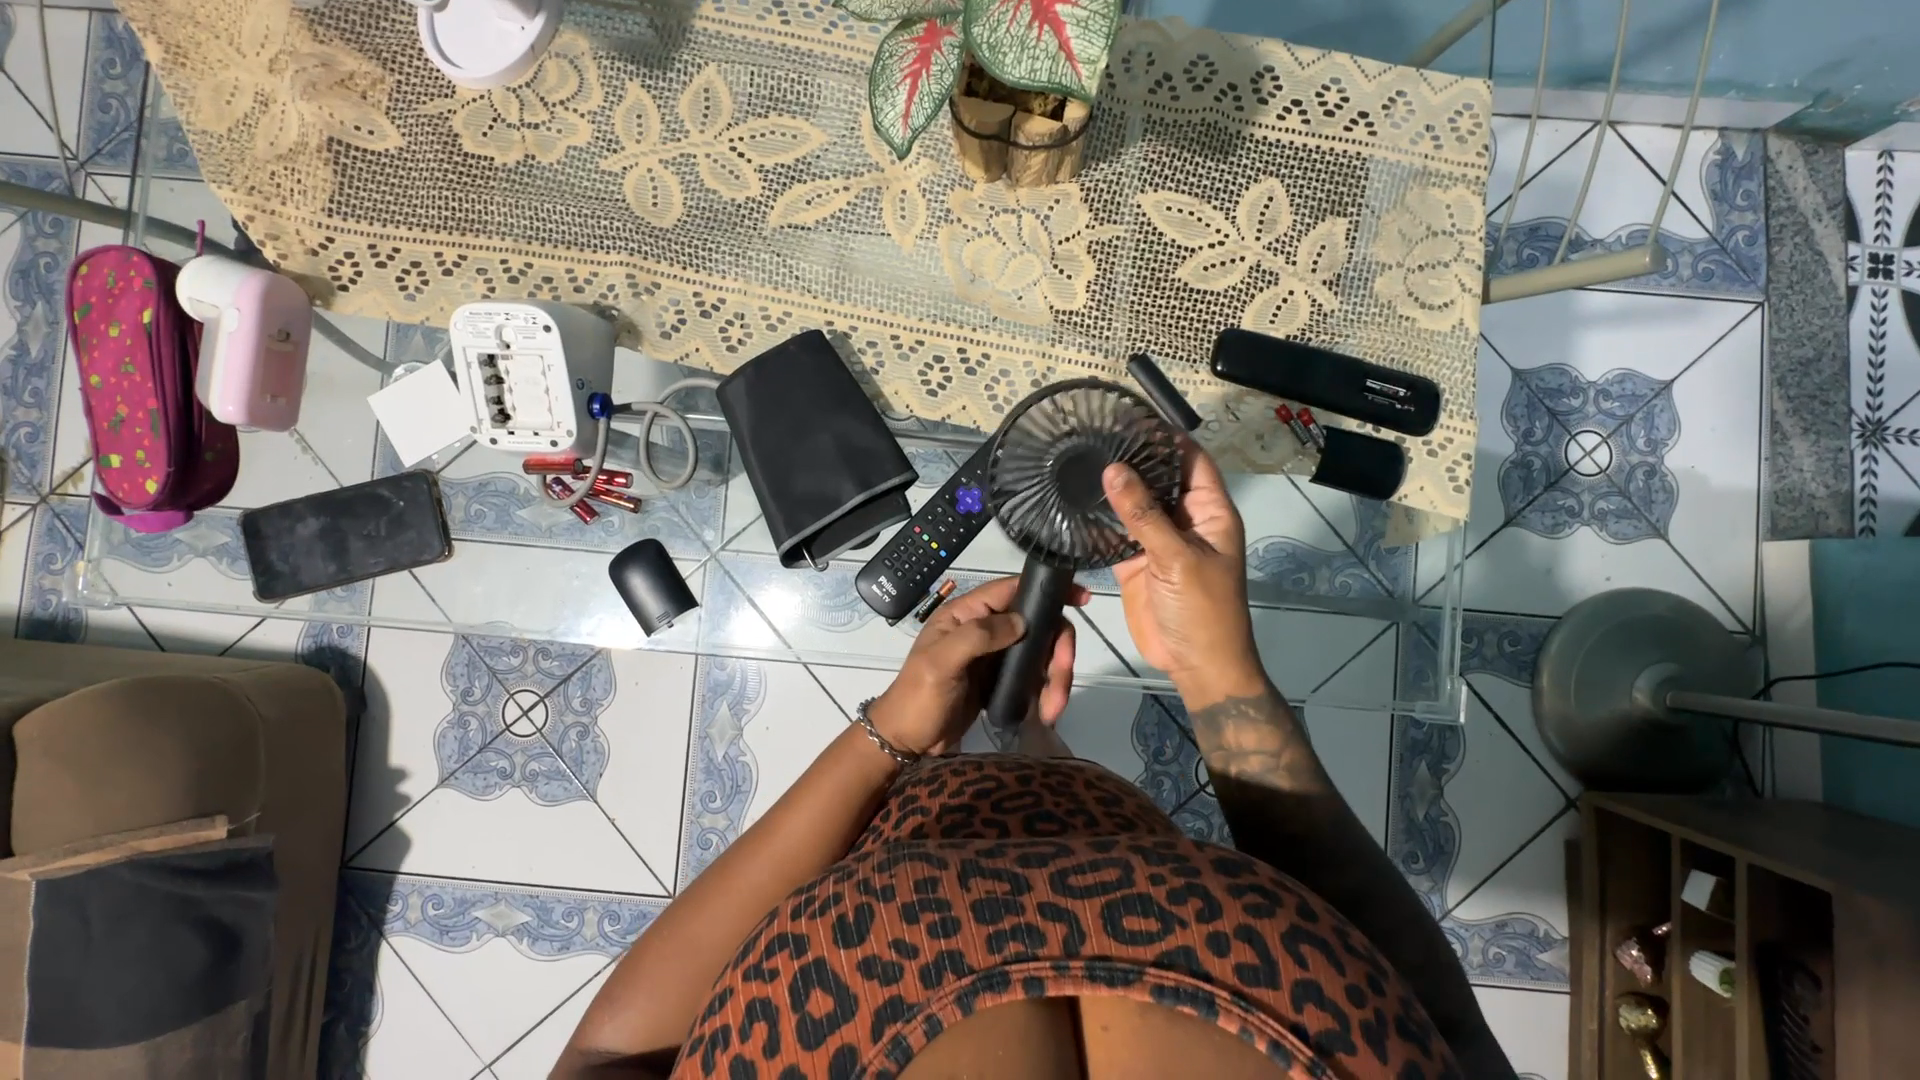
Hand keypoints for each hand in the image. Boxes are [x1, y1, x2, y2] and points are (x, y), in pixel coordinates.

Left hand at [868, 576, 1086, 755]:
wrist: (906, 741)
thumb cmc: (918, 697)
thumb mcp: (941, 662)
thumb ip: (978, 636)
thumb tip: (1022, 623)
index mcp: (965, 613)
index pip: (1012, 590)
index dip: (1046, 590)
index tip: (1081, 598)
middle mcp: (983, 628)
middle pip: (1036, 624)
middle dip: (1057, 649)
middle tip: (1063, 676)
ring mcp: (993, 655)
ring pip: (1040, 653)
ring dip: (1055, 677)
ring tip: (1054, 707)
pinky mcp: (1000, 681)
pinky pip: (1033, 677)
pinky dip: (1045, 691)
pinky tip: (1046, 711)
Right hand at [1102, 439, 1264, 703]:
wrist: (1196, 664)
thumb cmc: (1204, 609)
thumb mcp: (1178, 558)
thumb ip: (1143, 515)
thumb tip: (1114, 470)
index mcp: (1209, 512)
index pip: (1191, 461)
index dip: (1167, 437)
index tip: (1132, 416)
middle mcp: (1184, 520)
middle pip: (1158, 479)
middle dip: (1133, 458)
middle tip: (1094, 434)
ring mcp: (1158, 541)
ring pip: (1134, 505)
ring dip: (1113, 488)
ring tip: (1078, 459)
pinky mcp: (1135, 562)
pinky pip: (1116, 533)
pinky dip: (1098, 520)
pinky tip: (1074, 501)